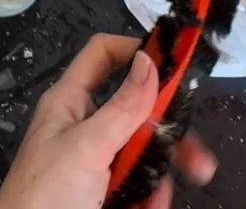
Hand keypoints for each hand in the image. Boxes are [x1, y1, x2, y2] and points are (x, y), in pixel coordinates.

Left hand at [0, 34, 216, 208]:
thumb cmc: (46, 194)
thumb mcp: (86, 147)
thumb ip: (122, 108)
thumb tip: (150, 59)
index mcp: (71, 102)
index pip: (103, 57)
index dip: (134, 52)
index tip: (173, 65)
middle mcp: (86, 127)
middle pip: (134, 111)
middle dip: (167, 128)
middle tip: (199, 152)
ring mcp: (96, 164)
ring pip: (141, 152)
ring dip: (165, 168)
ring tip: (194, 178)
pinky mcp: (104, 195)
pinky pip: (137, 186)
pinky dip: (150, 196)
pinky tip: (153, 205)